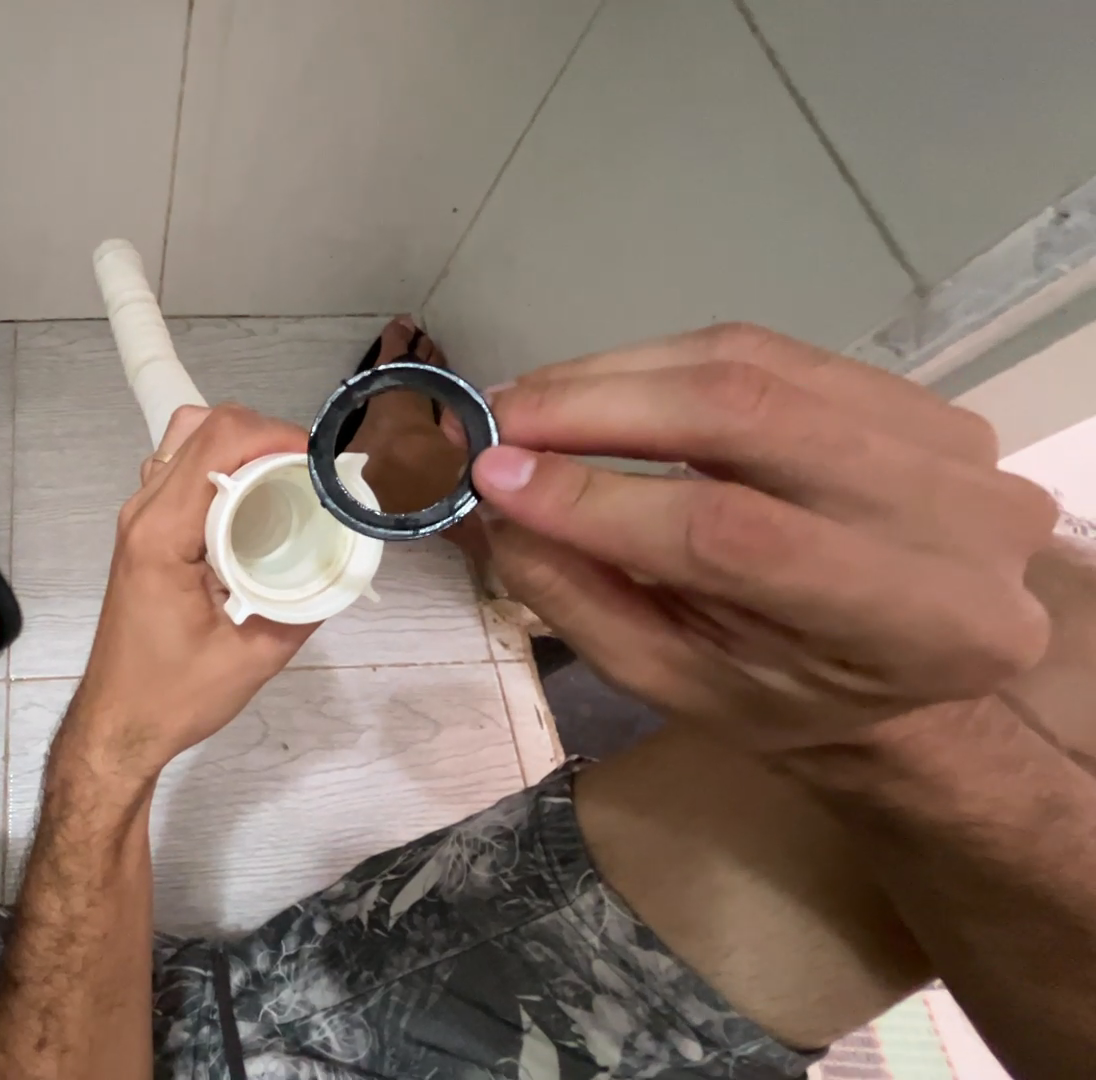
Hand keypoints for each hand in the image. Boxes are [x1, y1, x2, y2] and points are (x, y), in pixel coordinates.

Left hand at [69, 404, 319, 778]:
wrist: (118, 720)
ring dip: (239, 447)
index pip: (218, 442)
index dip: (277, 435)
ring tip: (281, 482)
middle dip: (263, 436)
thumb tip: (344, 560)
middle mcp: (142, 512)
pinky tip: (250, 504)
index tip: (320, 466)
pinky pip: (179, 471)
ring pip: (186, 441)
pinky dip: (219, 468)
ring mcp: (137, 518)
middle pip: (201, 426)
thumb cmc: (175, 696)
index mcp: (163, 534)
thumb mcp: (254, 657)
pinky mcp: (141, 531)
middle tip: (306, 475)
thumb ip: (305, 605)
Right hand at [471, 323, 1059, 752]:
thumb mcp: (654, 673)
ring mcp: (946, 439)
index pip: (727, 534)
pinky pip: (757, 351)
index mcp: (915, 626)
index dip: (591, 498)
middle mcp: (960, 516)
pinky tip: (583, 389)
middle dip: (586, 409)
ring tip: (516, 402)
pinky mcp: (907, 394)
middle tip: (488, 418)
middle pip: (741, 417)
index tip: (484, 475)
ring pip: (744, 366)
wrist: (880, 663)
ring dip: (604, 376)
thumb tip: (492, 500)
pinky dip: (648, 364)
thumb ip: (570, 590)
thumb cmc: (762, 692)